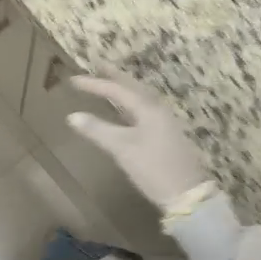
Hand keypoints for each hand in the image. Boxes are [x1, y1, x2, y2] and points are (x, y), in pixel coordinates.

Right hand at [66, 70, 212, 209]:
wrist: (187, 194)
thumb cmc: (153, 168)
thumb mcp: (122, 149)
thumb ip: (98, 130)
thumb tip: (72, 116)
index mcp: (148, 108)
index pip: (117, 89)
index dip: (94, 84)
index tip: (73, 80)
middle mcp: (158, 109)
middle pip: (133, 87)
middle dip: (114, 77)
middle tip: (97, 66)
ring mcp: (164, 121)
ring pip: (140, 98)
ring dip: (124, 89)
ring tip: (109, 83)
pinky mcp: (166, 134)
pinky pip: (144, 109)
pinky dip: (130, 104)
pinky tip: (125, 110)